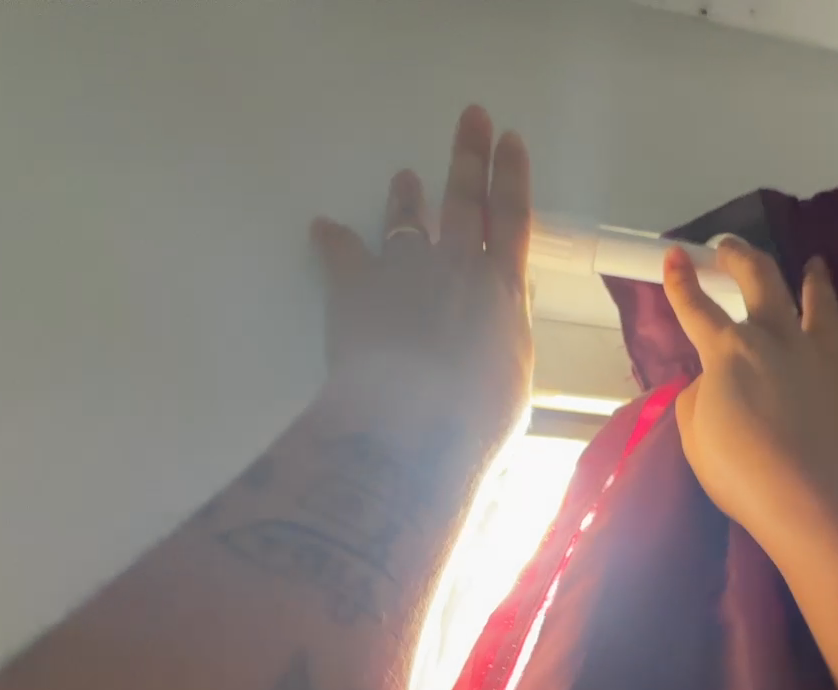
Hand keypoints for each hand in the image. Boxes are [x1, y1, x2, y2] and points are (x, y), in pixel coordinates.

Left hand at [309, 105, 533, 452]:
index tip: (511, 140)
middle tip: (471, 117)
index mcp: (502, 289)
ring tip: (404, 177)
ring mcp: (404, 270)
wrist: (413, 424)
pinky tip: (323, 228)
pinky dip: (334, 241)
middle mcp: (456, 265)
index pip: (513, 220)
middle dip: (470, 156)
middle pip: (466, 199)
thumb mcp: (514, 376)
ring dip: (408, 197)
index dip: (512, 178)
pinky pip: (343, 254)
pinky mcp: (356, 287)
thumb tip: (503, 312)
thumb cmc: (480, 415)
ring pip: (408, 221)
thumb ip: (508, 334)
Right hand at [662, 239, 837, 561]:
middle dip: (741, 256)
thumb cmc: (744, 476)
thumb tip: (708, 383)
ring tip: (814, 265)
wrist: (817, 503)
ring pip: (823, 304)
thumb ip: (696, 402)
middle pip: (761, 280)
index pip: (696, 309)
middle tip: (730, 247)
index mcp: (730, 353)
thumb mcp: (696, 440)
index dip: (680, 282)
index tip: (674, 257)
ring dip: (815, 280)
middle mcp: (780, 339)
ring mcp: (828, 356)